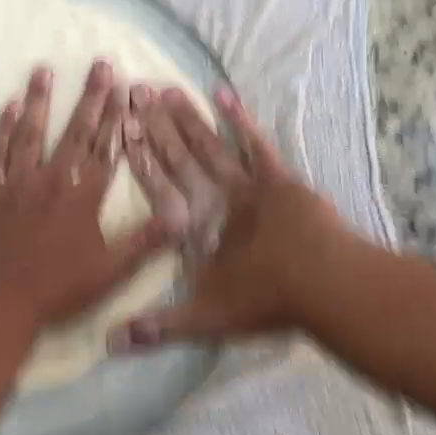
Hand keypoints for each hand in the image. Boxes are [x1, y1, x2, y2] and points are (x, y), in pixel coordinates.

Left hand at [0, 61, 180, 332]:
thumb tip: (183, 217)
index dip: (118, 119)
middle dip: (91, 97)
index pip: (106, 150)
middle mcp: (52, 181)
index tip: (126, 89)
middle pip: (75, 133)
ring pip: (31, 133)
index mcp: (83, 199)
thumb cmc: (56, 291)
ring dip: (40, 100)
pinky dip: (2, 128)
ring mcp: (17, 183)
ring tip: (44, 69)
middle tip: (100, 63)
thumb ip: (146, 242)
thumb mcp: (110, 273)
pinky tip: (9, 106)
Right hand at [111, 86, 345, 349]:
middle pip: (178, 156)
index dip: (136, 158)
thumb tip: (109, 345)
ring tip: (165, 89)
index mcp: (194, 226)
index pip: (156, 185)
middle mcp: (216, 197)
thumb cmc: (265, 299)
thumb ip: (158, 328)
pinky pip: (255, 143)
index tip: (119, 129)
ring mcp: (249, 184)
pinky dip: (239, 119)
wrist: (326, 282)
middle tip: (133, 93)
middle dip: (154, 126)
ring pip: (210, 144)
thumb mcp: (206, 319)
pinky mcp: (280, 178)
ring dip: (187, 118)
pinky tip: (224, 93)